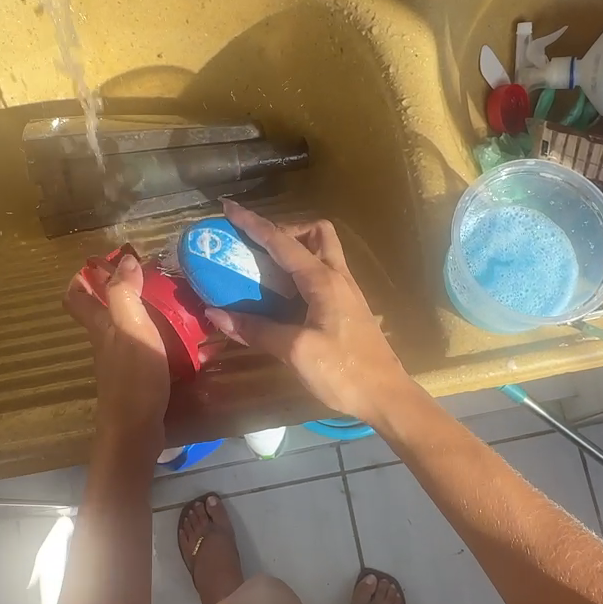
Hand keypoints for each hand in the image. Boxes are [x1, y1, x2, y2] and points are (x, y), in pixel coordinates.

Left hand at [64, 253, 169, 435]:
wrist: (137, 430)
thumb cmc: (133, 377)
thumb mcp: (130, 328)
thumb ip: (124, 293)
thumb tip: (124, 259)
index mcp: (100, 326)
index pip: (76, 296)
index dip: (84, 277)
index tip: (108, 261)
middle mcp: (108, 342)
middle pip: (108, 311)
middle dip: (126, 291)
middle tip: (156, 277)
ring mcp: (125, 362)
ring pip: (133, 330)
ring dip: (153, 314)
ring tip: (183, 302)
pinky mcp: (142, 378)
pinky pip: (154, 350)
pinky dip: (170, 341)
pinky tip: (194, 339)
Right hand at [206, 200, 415, 426]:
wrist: (386, 396)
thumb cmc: (343, 372)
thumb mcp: (296, 351)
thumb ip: (257, 330)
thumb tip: (216, 314)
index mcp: (323, 280)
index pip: (282, 242)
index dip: (253, 223)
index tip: (228, 207)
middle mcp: (338, 278)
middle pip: (315, 234)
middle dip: (285, 230)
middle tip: (258, 248)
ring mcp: (346, 293)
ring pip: (321, 254)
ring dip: (294, 252)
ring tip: (264, 271)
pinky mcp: (347, 310)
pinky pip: (321, 277)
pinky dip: (300, 276)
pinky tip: (283, 299)